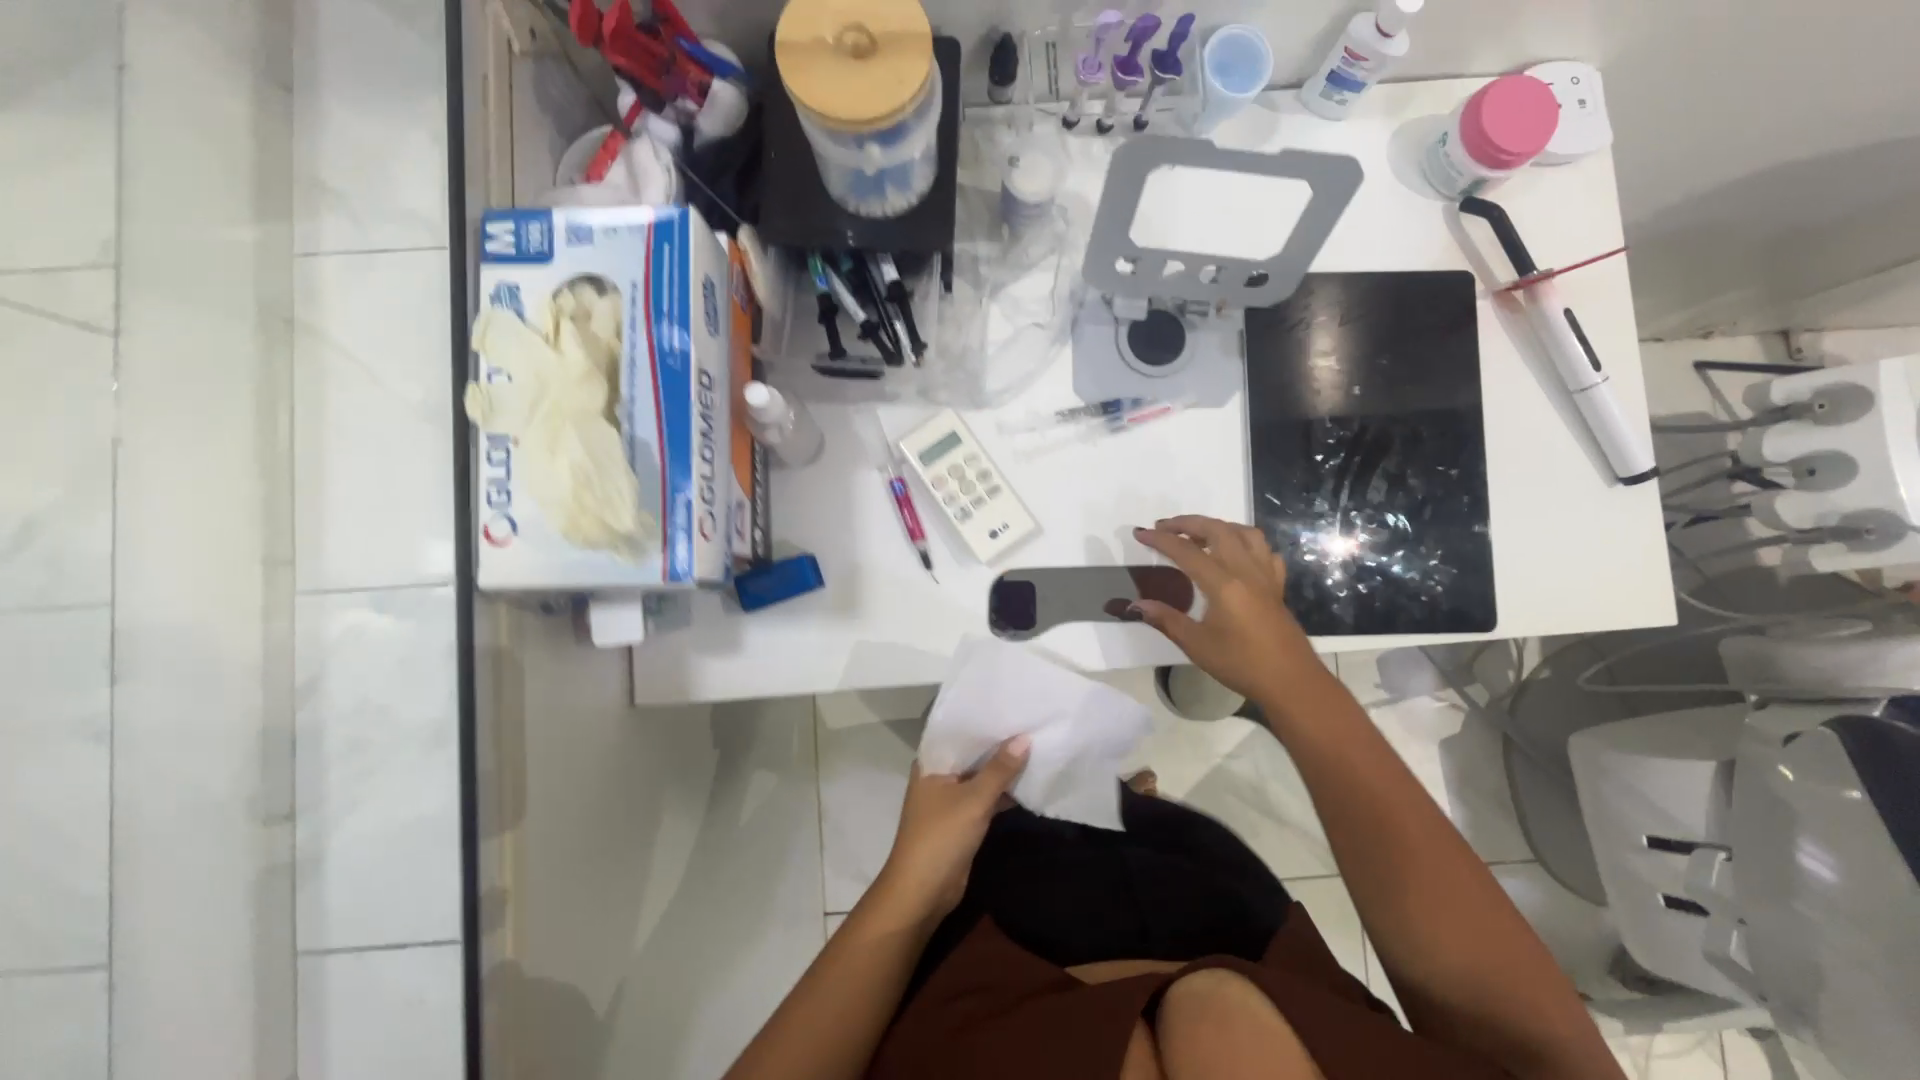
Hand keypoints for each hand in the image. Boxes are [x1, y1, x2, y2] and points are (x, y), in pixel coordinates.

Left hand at [874, 736, 1030, 920]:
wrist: (923, 890)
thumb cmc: (941, 837)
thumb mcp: (974, 800)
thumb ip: (1000, 770)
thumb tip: (1024, 738)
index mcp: (930, 763)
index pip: (958, 732)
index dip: (982, 719)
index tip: (1011, 704)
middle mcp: (938, 776)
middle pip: (971, 754)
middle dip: (998, 744)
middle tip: (1031, 722)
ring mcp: (949, 800)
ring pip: (979, 777)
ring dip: (1002, 769)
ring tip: (1036, 745)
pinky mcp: (961, 820)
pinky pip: (984, 798)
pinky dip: (1002, 792)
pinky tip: (1028, 781)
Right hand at [1130, 515, 1318, 703]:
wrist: (1290, 681)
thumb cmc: (1241, 664)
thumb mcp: (1196, 644)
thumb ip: (1165, 619)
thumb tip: (1136, 605)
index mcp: (1224, 584)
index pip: (1186, 551)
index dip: (1160, 539)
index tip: (1139, 534)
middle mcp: (1246, 571)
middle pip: (1217, 530)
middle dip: (1188, 523)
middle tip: (1164, 528)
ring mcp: (1266, 576)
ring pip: (1244, 533)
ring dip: (1219, 527)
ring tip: (1199, 535)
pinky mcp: (1277, 586)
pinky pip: (1264, 551)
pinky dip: (1247, 543)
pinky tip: (1236, 555)